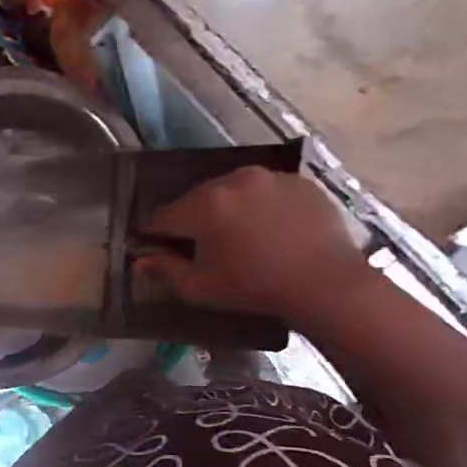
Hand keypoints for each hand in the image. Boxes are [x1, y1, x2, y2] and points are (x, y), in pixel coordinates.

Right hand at [139, 167, 371, 321]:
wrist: (326, 284)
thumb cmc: (254, 289)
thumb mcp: (200, 288)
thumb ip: (165, 271)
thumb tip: (140, 260)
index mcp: (204, 205)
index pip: (163, 217)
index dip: (155, 236)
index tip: (158, 250)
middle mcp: (233, 180)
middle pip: (196, 199)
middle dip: (192, 220)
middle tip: (200, 247)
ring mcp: (269, 177)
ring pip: (232, 190)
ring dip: (225, 209)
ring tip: (236, 237)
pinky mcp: (299, 182)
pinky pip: (265, 191)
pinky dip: (259, 206)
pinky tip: (267, 231)